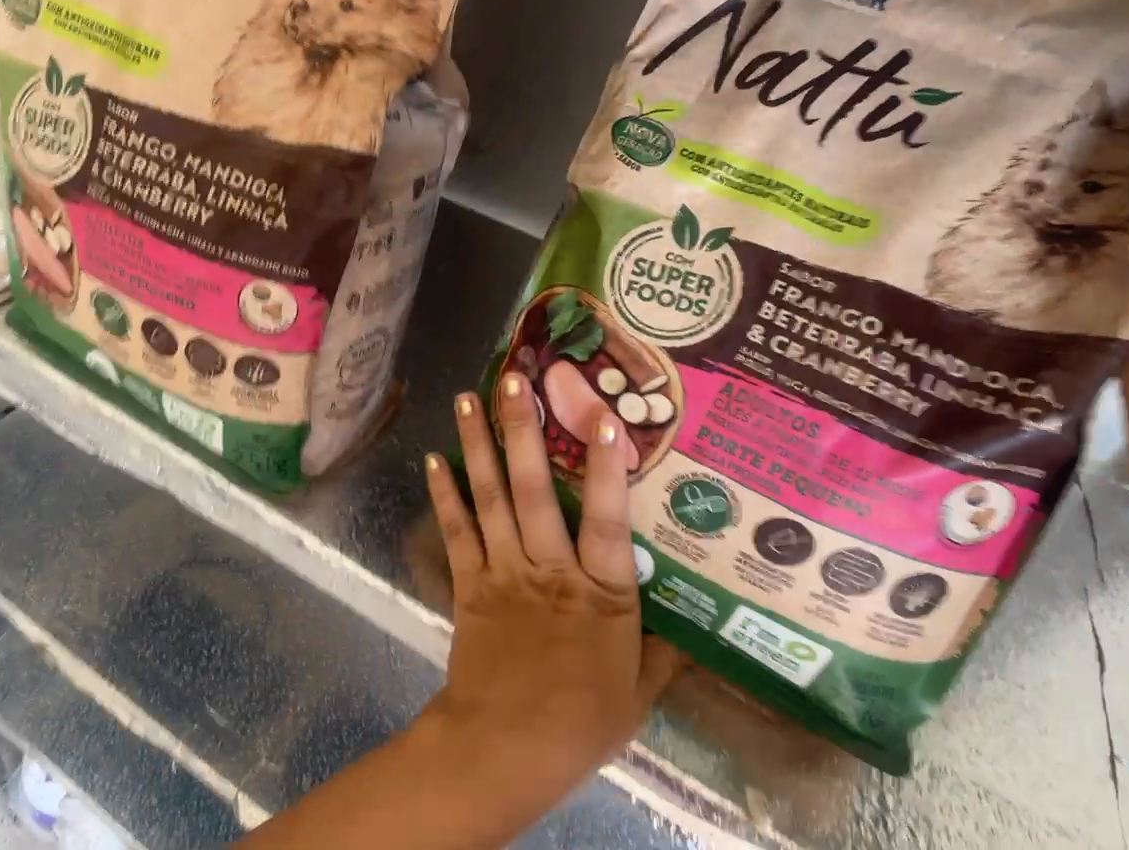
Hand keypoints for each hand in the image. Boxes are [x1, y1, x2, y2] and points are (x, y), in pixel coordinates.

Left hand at [414, 374, 681, 815]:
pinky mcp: (469, 584)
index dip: (608, 469)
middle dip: (525, 431)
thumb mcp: (639, 691)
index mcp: (602, 593)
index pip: (609, 519)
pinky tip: (433, 458)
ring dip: (479, 445)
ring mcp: (504, 572)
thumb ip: (664, 652)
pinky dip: (445, 494)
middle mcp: (550, 569)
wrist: (506, 750)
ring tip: (469, 397)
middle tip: (515, 379)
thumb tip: (695, 629)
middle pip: (536, 490)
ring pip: (491, 498)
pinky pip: (457, 531)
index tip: (603, 418)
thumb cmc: (582, 722)